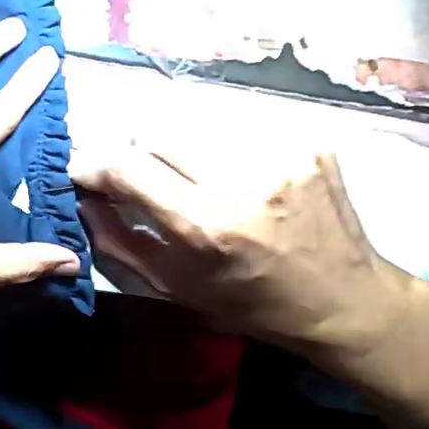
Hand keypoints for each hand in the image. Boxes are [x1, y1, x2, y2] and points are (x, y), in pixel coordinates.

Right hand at [69, 130, 428, 375]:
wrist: (343, 299)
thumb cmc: (251, 303)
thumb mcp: (176, 287)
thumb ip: (120, 241)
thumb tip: (84, 198)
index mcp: (208, 224)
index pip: (129, 164)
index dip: (96, 164)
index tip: (86, 173)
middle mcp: (243, 178)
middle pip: (159, 134)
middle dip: (142, 157)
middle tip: (148, 183)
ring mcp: (281, 152)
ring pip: (197, 125)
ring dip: (183, 152)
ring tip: (198, 181)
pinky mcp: (307, 139)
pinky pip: (239, 127)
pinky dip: (223, 149)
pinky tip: (239, 177)